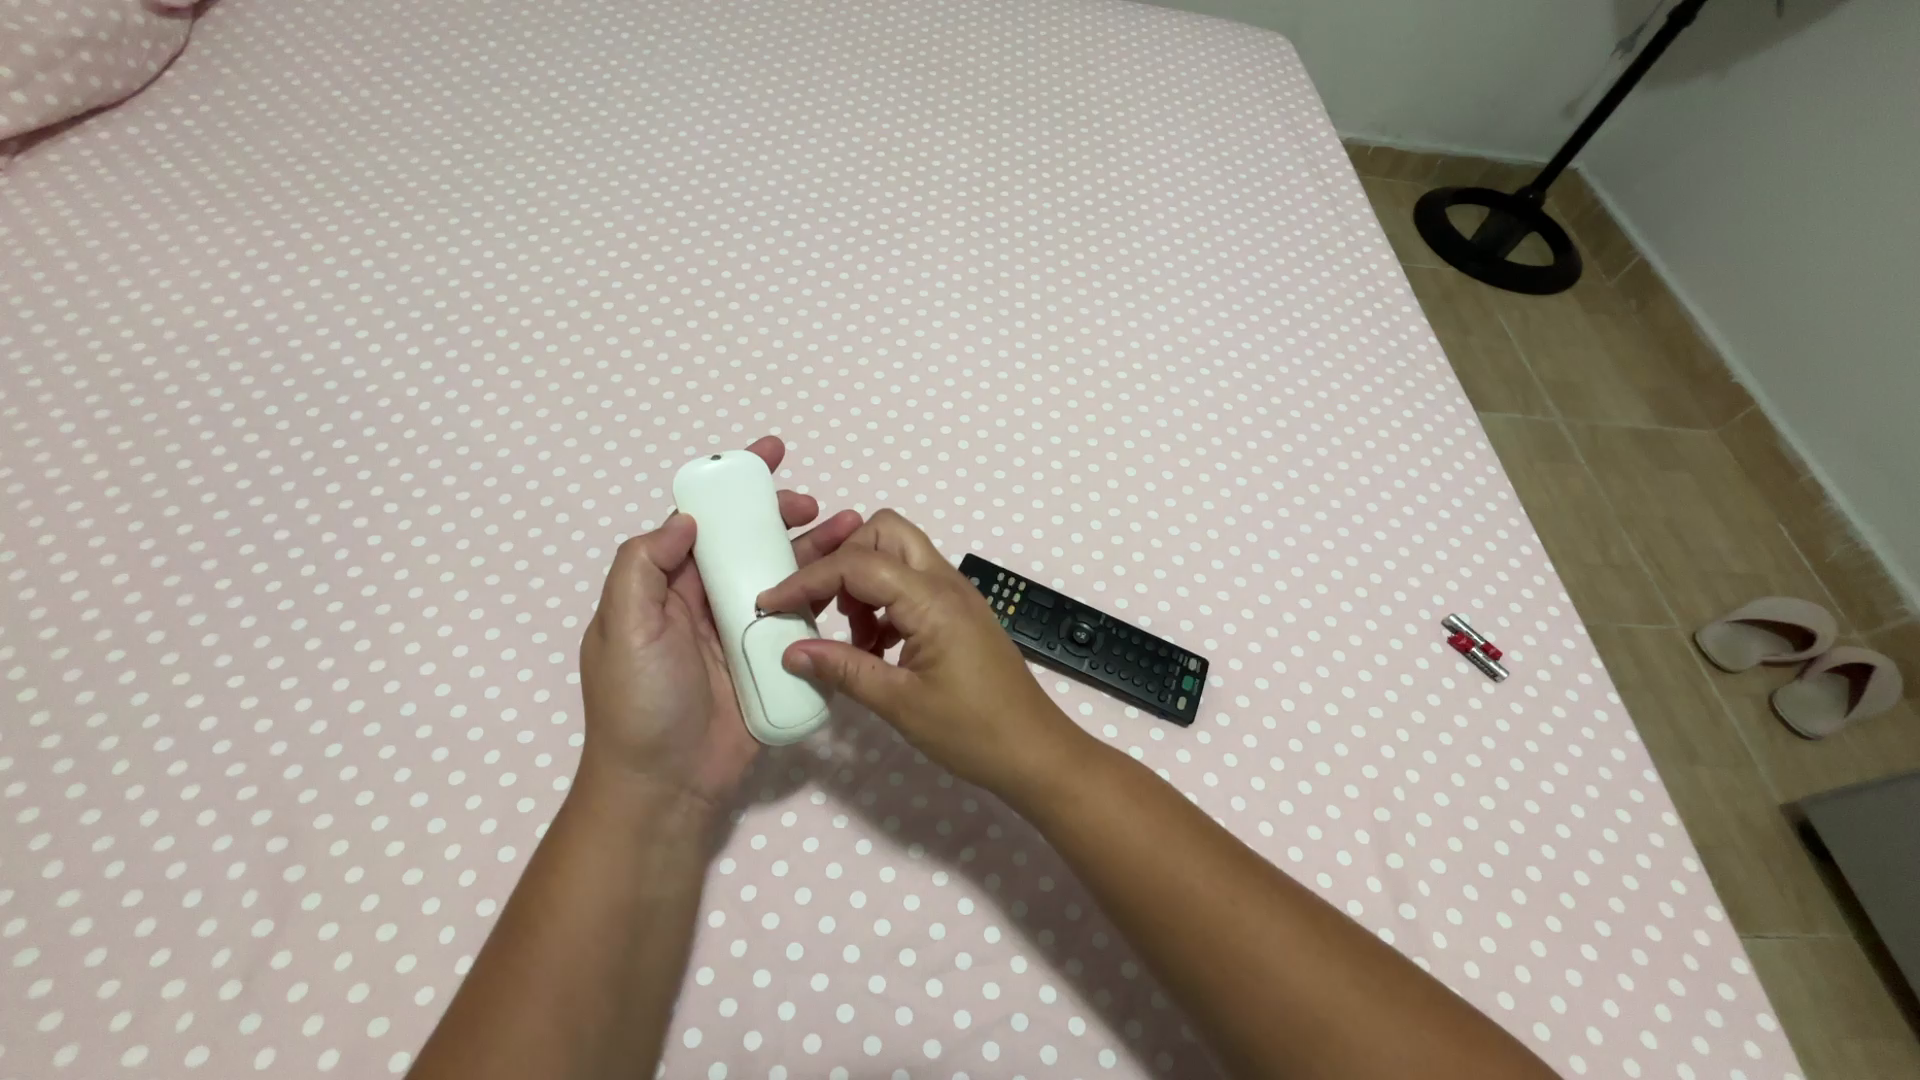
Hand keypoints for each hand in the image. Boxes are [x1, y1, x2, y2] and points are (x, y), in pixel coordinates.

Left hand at [578, 436, 861, 808]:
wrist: (668, 786)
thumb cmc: (640, 703)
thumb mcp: (621, 627)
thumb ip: (643, 566)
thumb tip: (686, 519)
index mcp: (666, 588)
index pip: (702, 522)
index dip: (733, 486)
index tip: (768, 457)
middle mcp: (705, 602)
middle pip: (749, 544)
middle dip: (781, 516)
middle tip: (816, 506)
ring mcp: (741, 632)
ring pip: (781, 576)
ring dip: (813, 550)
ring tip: (850, 532)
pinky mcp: (771, 662)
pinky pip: (799, 619)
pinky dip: (823, 596)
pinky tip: (848, 583)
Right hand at [755, 510, 1088, 795]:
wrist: (1035, 752)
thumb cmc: (973, 732)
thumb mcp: (900, 703)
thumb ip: (843, 670)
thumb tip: (791, 651)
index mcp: (932, 600)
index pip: (857, 564)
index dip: (807, 580)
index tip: (771, 605)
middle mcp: (947, 583)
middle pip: (885, 532)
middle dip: (842, 558)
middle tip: (820, 605)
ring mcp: (957, 596)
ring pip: (899, 555)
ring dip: (864, 581)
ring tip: (850, 635)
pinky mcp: (960, 614)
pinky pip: (913, 584)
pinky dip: (884, 602)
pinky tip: (874, 647)